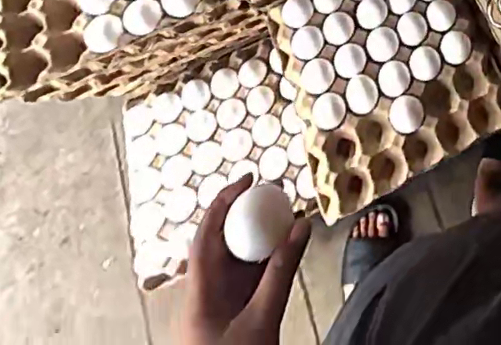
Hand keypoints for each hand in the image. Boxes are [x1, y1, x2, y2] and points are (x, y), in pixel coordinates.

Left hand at [177, 176, 310, 344]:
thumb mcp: (262, 321)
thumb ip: (282, 271)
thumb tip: (301, 225)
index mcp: (199, 295)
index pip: (206, 235)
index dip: (224, 202)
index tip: (248, 179)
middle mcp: (204, 297)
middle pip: (221, 244)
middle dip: (246, 215)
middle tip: (273, 194)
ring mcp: (217, 309)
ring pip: (235, 262)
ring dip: (258, 239)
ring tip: (285, 217)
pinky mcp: (230, 321)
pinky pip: (246, 280)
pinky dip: (264, 262)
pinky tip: (285, 252)